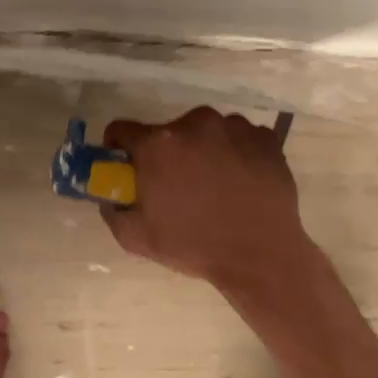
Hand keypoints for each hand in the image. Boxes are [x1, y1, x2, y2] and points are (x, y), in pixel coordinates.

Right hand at [100, 107, 306, 286]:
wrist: (260, 254)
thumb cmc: (193, 245)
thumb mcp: (135, 238)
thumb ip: (113, 212)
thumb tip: (112, 198)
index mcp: (157, 145)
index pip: (121, 130)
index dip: (118, 148)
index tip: (127, 167)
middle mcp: (195, 123)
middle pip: (167, 132)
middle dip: (165, 154)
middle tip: (175, 186)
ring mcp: (234, 126)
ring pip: (205, 132)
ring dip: (201, 151)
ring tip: (212, 186)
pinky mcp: (265, 137)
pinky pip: (238, 138)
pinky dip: (233, 154)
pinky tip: (238, 183)